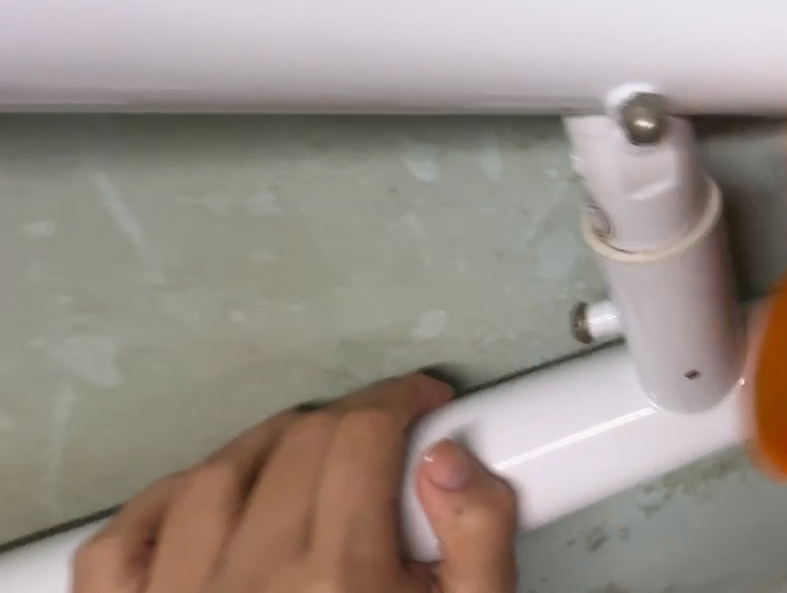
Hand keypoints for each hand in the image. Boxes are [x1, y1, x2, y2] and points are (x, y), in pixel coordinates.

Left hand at [74, 374, 517, 592]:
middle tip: (391, 423)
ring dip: (276, 440)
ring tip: (318, 444)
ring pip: (216, 476)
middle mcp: (251, 589)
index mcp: (340, 579)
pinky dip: (166, 499)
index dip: (402, 397)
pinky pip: (123, 545)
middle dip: (357, 413)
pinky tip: (216, 490)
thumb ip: (479, 529)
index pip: (362, 436)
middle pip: (299, 444)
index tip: (425, 402)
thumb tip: (447, 458)